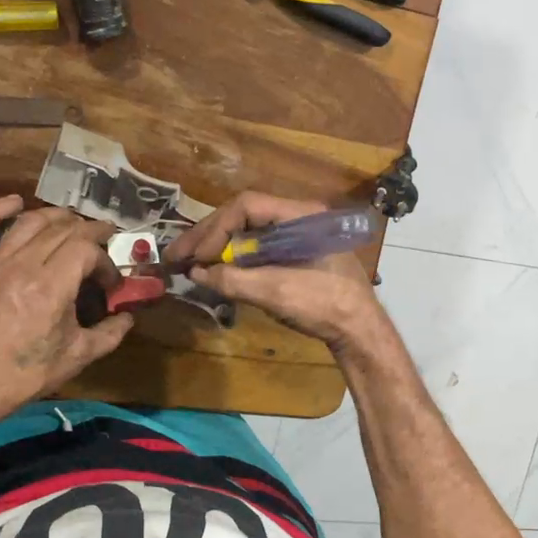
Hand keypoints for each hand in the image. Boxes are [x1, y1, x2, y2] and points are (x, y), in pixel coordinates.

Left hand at [0, 197, 132, 422]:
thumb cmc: (23, 376)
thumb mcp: (76, 358)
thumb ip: (109, 334)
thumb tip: (128, 318)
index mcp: (51, 287)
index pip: (87, 250)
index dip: (105, 262)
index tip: (110, 284)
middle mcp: (23, 265)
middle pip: (63, 230)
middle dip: (90, 234)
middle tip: (103, 247)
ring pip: (30, 221)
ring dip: (57, 217)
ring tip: (73, 225)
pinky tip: (16, 202)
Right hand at [167, 192, 389, 351]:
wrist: (360, 331)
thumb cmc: (324, 305)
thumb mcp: (275, 292)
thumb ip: (233, 279)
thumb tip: (196, 273)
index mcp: (300, 215)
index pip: (246, 206)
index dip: (216, 229)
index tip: (196, 256)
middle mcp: (298, 217)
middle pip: (244, 216)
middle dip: (209, 236)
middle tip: (176, 256)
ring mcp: (297, 236)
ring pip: (248, 231)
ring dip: (218, 246)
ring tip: (188, 263)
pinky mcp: (296, 255)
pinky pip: (258, 247)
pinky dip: (234, 258)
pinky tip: (215, 271)